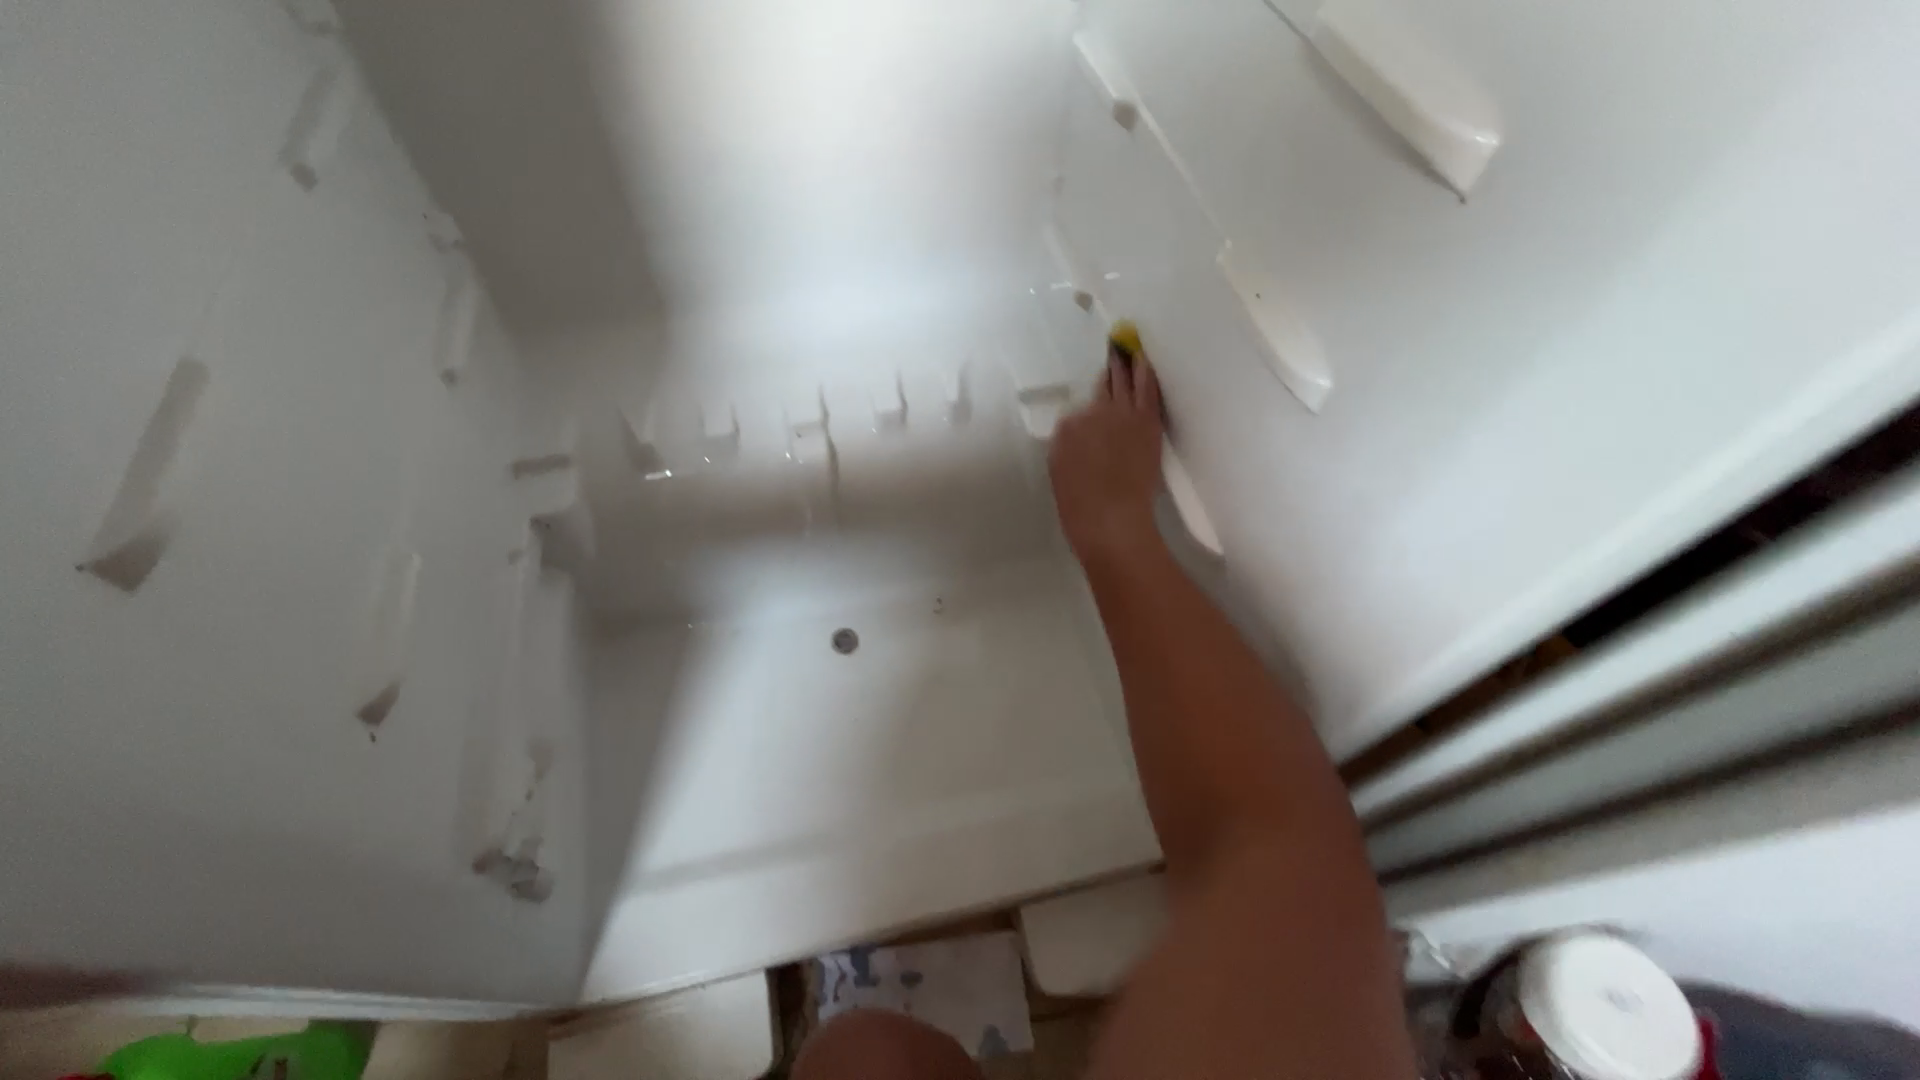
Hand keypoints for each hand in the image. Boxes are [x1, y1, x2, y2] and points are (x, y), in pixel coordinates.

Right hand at [1049, 349, 1165, 567]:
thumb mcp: (1060, 476)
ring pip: (1122, 381)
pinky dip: (1144, 371)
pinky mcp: (1145, 419)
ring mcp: (1119, 413)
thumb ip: (1069, 450)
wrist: (1111, 521)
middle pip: (1099, 388)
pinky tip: (1142, 358)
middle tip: (1108, 358)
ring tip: (1123, 349)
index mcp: (1064, 429)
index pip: (1076, 413)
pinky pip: (1145, 387)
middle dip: (1105, 374)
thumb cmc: (1080, 509)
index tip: (1092, 411)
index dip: (1085, 413)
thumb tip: (1082, 439)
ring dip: (1122, 364)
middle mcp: (1089, 413)